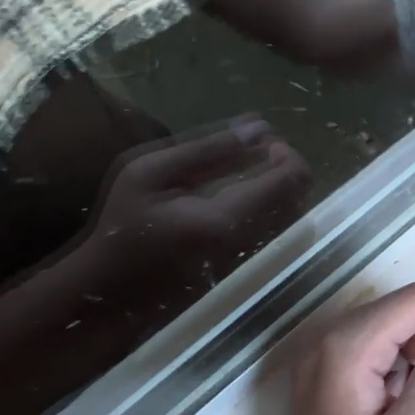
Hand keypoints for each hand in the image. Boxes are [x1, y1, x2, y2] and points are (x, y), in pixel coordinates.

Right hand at [80, 117, 311, 286]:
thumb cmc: (124, 223)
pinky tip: (247, 196)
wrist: (113, 285)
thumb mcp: (150, 172)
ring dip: (284, 187)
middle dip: (289, 168)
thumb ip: (207, 149)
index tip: (267, 142)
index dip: (288, 154)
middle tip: (263, 153)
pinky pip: (280, 231)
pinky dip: (275, 206)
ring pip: (295, 215)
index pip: (290, 180)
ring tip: (255, 171)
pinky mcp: (248, 265)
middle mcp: (251, 242)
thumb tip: (259, 128)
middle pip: (301, 197)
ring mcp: (252, 258)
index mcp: (228, 218)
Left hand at [275, 283, 414, 414]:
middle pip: (395, 308)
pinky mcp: (316, 371)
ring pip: (383, 322)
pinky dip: (392, 359)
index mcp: (345, 351)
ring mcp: (315, 355)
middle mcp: (323, 340)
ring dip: (413, 348)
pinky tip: (395, 400)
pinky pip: (365, 343)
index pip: (412, 301)